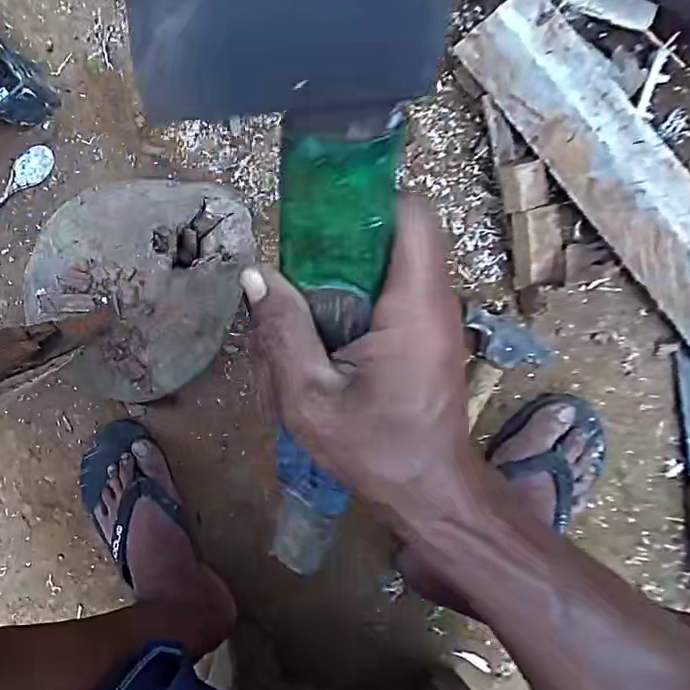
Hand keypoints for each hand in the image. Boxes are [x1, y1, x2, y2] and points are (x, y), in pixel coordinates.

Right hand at [243, 195, 478, 508]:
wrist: (429, 492)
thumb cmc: (374, 450)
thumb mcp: (309, 397)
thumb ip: (282, 332)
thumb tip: (255, 277)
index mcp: (412, 308)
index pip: (410, 217)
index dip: (365, 197)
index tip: (315, 209)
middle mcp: (433, 301)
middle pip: (393, 234)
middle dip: (339, 238)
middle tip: (290, 263)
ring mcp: (434, 317)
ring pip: (387, 263)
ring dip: (342, 271)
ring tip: (298, 303)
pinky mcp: (425, 333)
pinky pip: (388, 292)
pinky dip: (352, 296)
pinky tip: (319, 330)